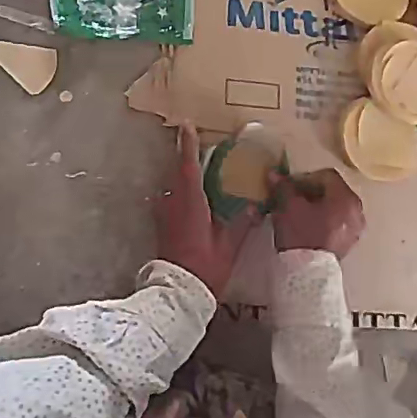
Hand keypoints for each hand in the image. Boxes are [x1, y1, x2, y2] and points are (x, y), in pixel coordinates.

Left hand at [157, 124, 257, 296]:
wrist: (178, 292)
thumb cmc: (205, 267)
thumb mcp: (229, 245)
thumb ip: (241, 223)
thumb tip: (254, 205)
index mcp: (190, 202)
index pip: (187, 166)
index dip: (187, 144)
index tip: (187, 124)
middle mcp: (172, 203)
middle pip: (178, 172)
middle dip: (186, 156)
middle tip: (198, 143)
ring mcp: (164, 214)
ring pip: (173, 186)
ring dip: (184, 176)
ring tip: (200, 170)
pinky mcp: (162, 225)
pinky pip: (171, 199)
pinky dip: (181, 192)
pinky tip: (195, 197)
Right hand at [268, 169, 365, 257]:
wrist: (307, 273)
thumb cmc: (301, 235)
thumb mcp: (288, 206)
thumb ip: (284, 187)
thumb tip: (274, 174)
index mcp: (346, 197)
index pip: (327, 175)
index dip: (306, 177)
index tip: (291, 186)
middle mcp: (357, 210)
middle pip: (333, 191)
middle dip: (312, 191)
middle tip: (293, 198)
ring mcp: (356, 228)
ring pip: (336, 207)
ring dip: (318, 205)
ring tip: (299, 213)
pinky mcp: (349, 242)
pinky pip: (338, 222)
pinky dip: (324, 219)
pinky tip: (308, 226)